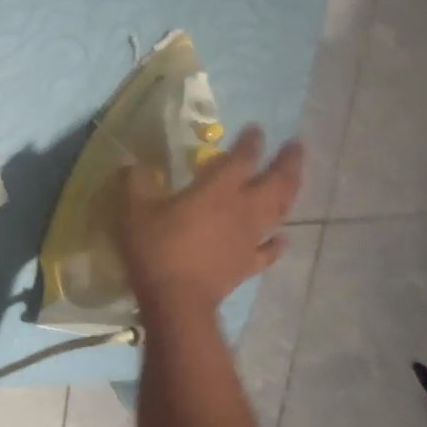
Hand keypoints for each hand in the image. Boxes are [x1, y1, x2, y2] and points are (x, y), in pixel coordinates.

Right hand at [117, 125, 300, 322]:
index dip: (251, 141)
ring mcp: (252, 236)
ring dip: (291, 191)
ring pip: (281, 209)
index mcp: (219, 190)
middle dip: (288, 160)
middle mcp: (245, 207)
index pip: (243, 157)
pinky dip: (278, 242)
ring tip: (294, 180)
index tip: (256, 128)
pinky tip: (280, 238)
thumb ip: (135, 183)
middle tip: (295, 146)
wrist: (177, 298)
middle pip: (278, 179)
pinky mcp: (249, 263)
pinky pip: (270, 250)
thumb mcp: (134, 213)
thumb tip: (131, 161)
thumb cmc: (156, 250)